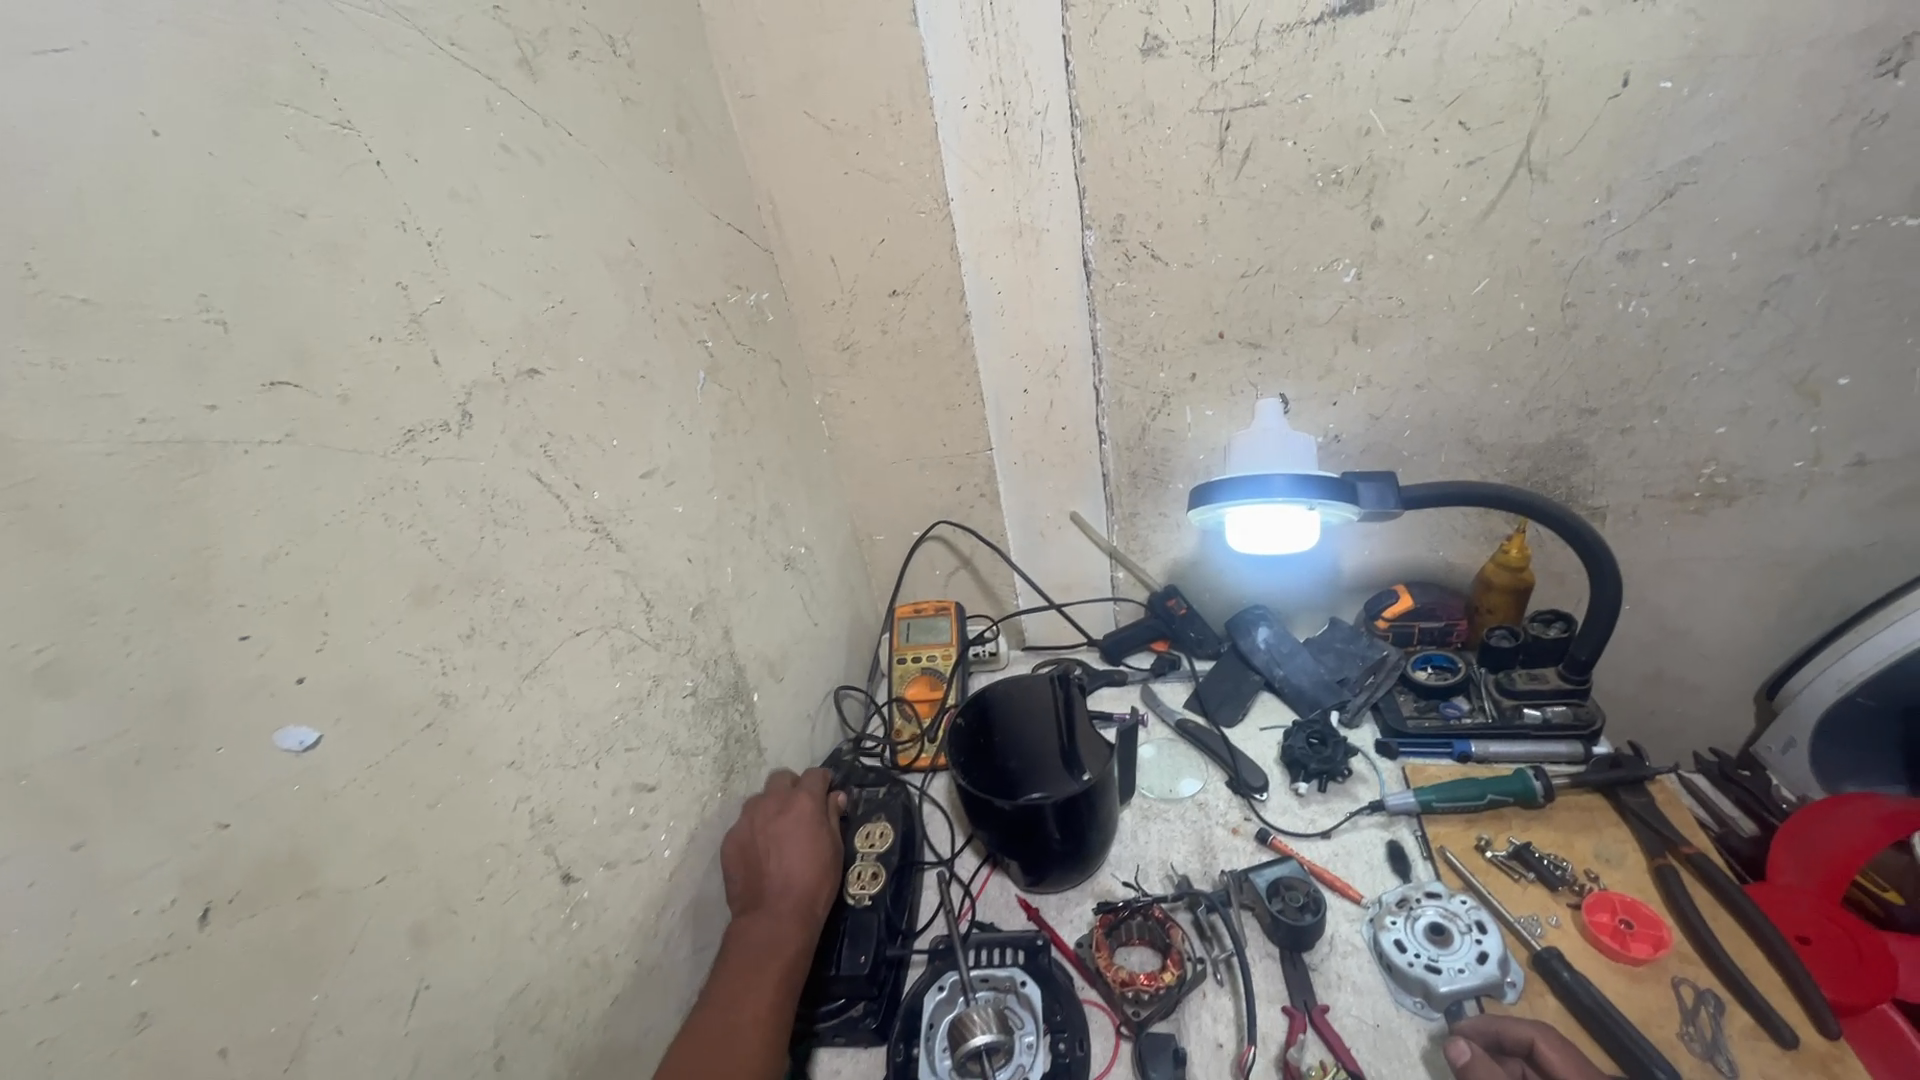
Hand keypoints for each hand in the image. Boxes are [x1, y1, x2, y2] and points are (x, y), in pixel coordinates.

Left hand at [721, 768, 846, 932]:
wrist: (774, 918)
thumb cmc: (814, 883)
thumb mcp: (835, 849)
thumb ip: (832, 816)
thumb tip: (835, 796)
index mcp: (803, 801)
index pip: (815, 774)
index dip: (823, 782)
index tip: (826, 794)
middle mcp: (773, 802)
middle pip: (782, 778)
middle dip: (792, 788)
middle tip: (799, 811)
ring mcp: (747, 819)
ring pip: (759, 799)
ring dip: (770, 807)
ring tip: (776, 832)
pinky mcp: (730, 838)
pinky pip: (744, 824)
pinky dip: (754, 830)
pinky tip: (760, 853)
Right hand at [1443, 1015, 1610, 1079]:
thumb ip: (1489, 1079)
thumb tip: (1453, 1043)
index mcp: (1589, 1078)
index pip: (1539, 1035)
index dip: (1495, 1027)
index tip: (1457, 1032)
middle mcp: (1587, 1078)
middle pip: (1535, 1054)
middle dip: (1491, 1050)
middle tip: (1456, 1055)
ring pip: (1533, 1072)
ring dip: (1495, 1068)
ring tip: (1466, 1071)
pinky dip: (1507, 1079)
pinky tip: (1483, 1079)